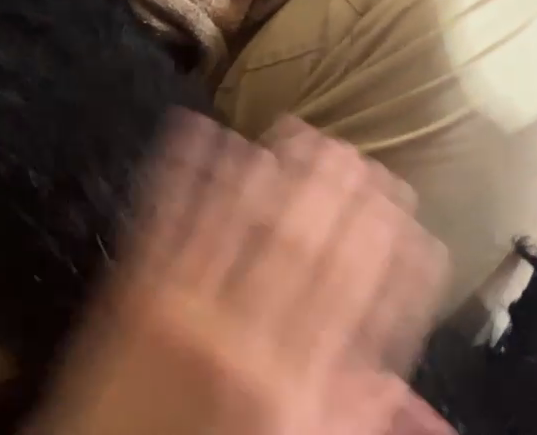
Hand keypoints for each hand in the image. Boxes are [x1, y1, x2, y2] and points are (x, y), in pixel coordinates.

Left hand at [32, 113, 452, 434]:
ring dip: (274, 167)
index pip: (355, 299)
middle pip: (303, 247)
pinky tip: (202, 130)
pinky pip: (163, 220)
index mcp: (288, 386)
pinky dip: (185, 169)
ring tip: (301, 129)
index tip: (406, 212)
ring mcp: (183, 308)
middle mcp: (241, 338)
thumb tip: (398, 386)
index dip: (386, 247)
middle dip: (339, 194)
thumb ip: (343, 414)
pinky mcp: (130, 294)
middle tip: (360, 157)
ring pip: (241, 221)